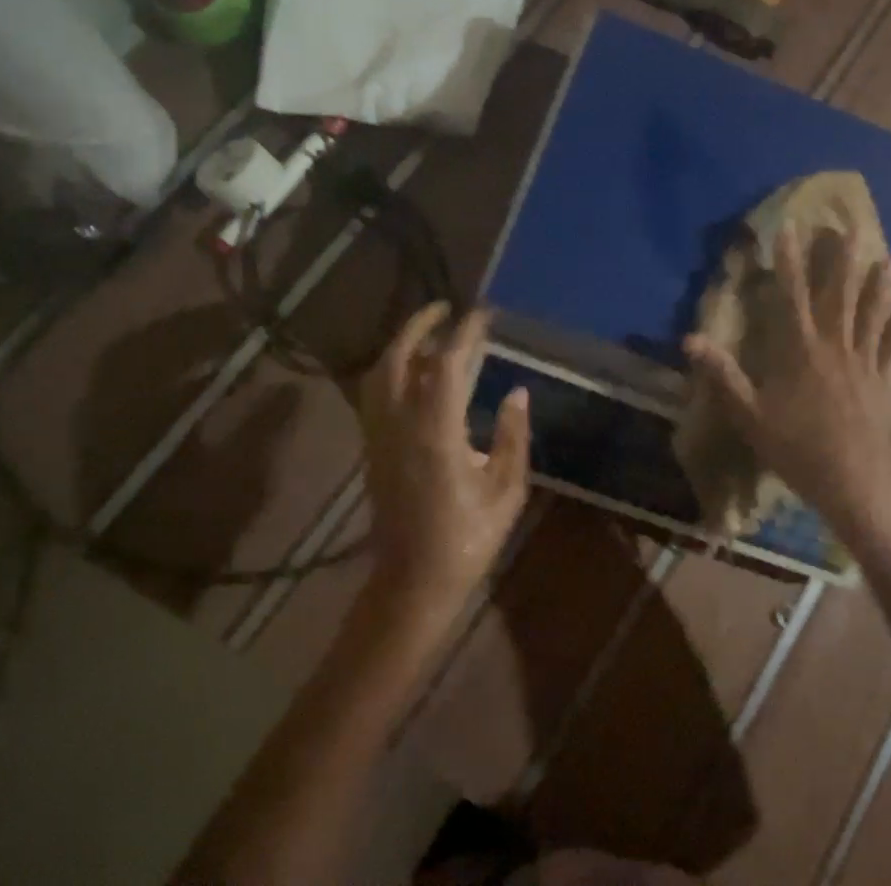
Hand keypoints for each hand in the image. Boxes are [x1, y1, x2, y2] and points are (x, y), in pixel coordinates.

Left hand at [352, 301, 530, 592]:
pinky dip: (391, 371)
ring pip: (379, 375)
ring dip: (400, 346)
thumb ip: (513, 437)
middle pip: (399, 359)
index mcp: (436, 432)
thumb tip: (517, 393)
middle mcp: (399, 425)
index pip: (448, 364)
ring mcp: (379, 437)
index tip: (483, 314)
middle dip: (419, 327)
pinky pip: (374, 395)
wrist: (413, 581)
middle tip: (445, 309)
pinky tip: (412, 374)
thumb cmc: (468, 539)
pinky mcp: (373, 450)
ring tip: (428, 334)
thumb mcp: (506, 491)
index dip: (465, 333)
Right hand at [684, 226, 890, 534]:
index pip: (792, 296)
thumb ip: (723, 375)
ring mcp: (865, 365)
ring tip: (889, 260)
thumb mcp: (750, 416)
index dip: (790, 261)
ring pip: (872, 317)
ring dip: (880, 287)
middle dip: (843, 262)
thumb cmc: (797, 451)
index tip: (792, 227)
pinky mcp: (886, 384)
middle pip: (840, 297)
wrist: (853, 483)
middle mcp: (835, 348)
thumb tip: (690, 339)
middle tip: (852, 229)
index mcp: (800, 352)